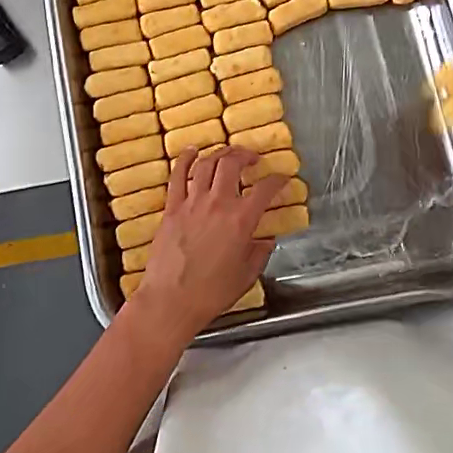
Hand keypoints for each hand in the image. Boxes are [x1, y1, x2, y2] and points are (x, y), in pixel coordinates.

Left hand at [129, 147, 285, 340]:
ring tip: (227, 152)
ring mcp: (192, 203)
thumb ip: (259, 254)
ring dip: (219, 153)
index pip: (265, 190)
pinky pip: (178, 176)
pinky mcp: (172, 209)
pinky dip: (185, 160)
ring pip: (206, 164)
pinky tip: (191, 151)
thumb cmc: (211, 293)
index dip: (277, 180)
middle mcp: (217, 204)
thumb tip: (265, 242)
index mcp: (241, 221)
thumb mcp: (246, 276)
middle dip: (245, 155)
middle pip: (232, 164)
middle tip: (252, 158)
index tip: (282, 179)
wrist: (170, 301)